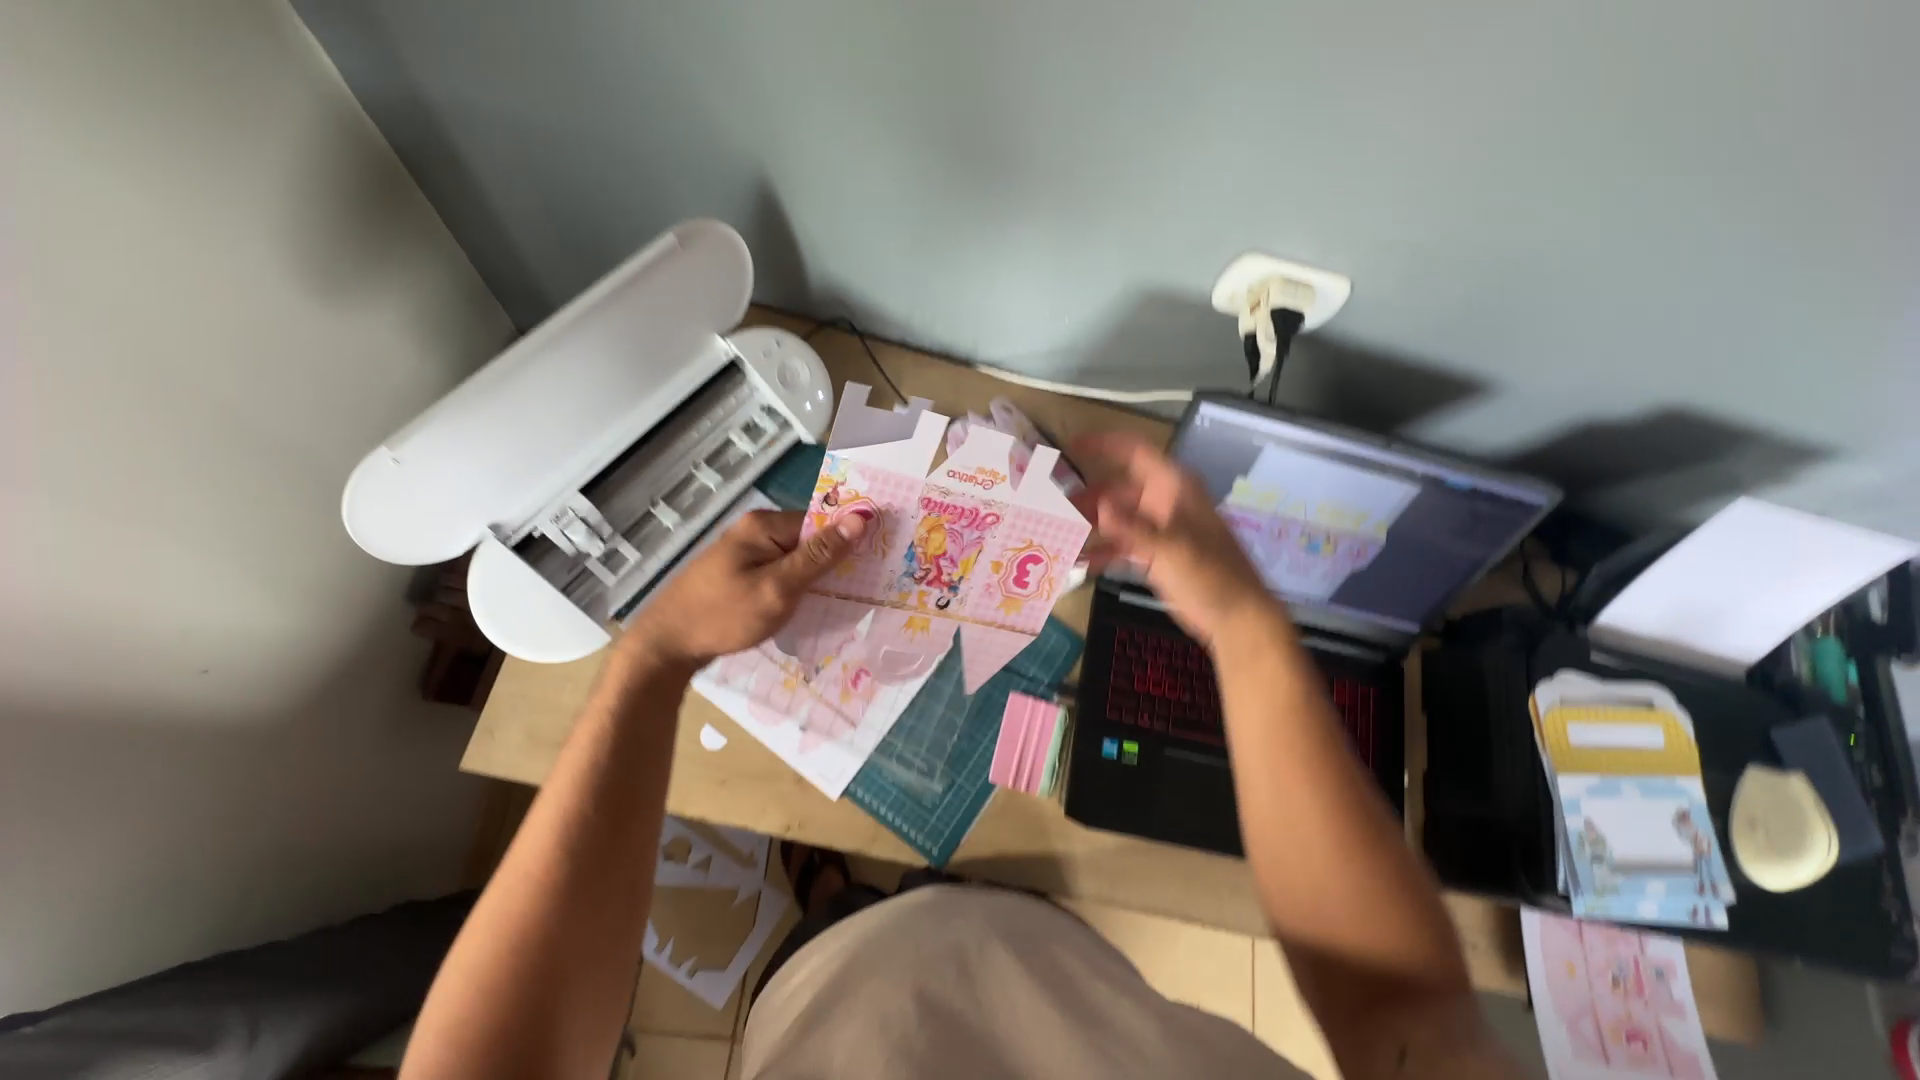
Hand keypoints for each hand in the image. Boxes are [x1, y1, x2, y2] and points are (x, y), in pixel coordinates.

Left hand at [622, 509, 865, 667]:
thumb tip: (860, 518)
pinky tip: (810, 608)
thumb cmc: (724, 616)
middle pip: (810, 539)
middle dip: (835, 562)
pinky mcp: (739, 575)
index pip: (821, 523)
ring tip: (844, 602)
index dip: (850, 541)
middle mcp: (755, 531)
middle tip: (866, 588)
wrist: (666, 647)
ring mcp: (745, 553)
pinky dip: (797, 588)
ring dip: (817, 578)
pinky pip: (781, 574)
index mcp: (764, 525)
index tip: (879, 564)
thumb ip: (820, 555)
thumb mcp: (778, 588)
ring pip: (796, 560)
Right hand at [1071, 431, 1280, 646]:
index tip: (1070, 445)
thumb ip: (1133, 529)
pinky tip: (1075, 562)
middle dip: (1084, 497)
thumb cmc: (1212, 575)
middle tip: (1050, 508)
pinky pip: (1119, 546)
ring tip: (1056, 535)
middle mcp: (1162, 502)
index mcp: (1174, 487)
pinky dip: (1099, 552)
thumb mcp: (1172, 549)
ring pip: (1114, 519)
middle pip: (1116, 489)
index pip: (1134, 452)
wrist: (1236, 617)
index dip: (1104, 444)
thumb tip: (1098, 508)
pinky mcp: (1153, 555)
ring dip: (1087, 526)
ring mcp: (1157, 529)